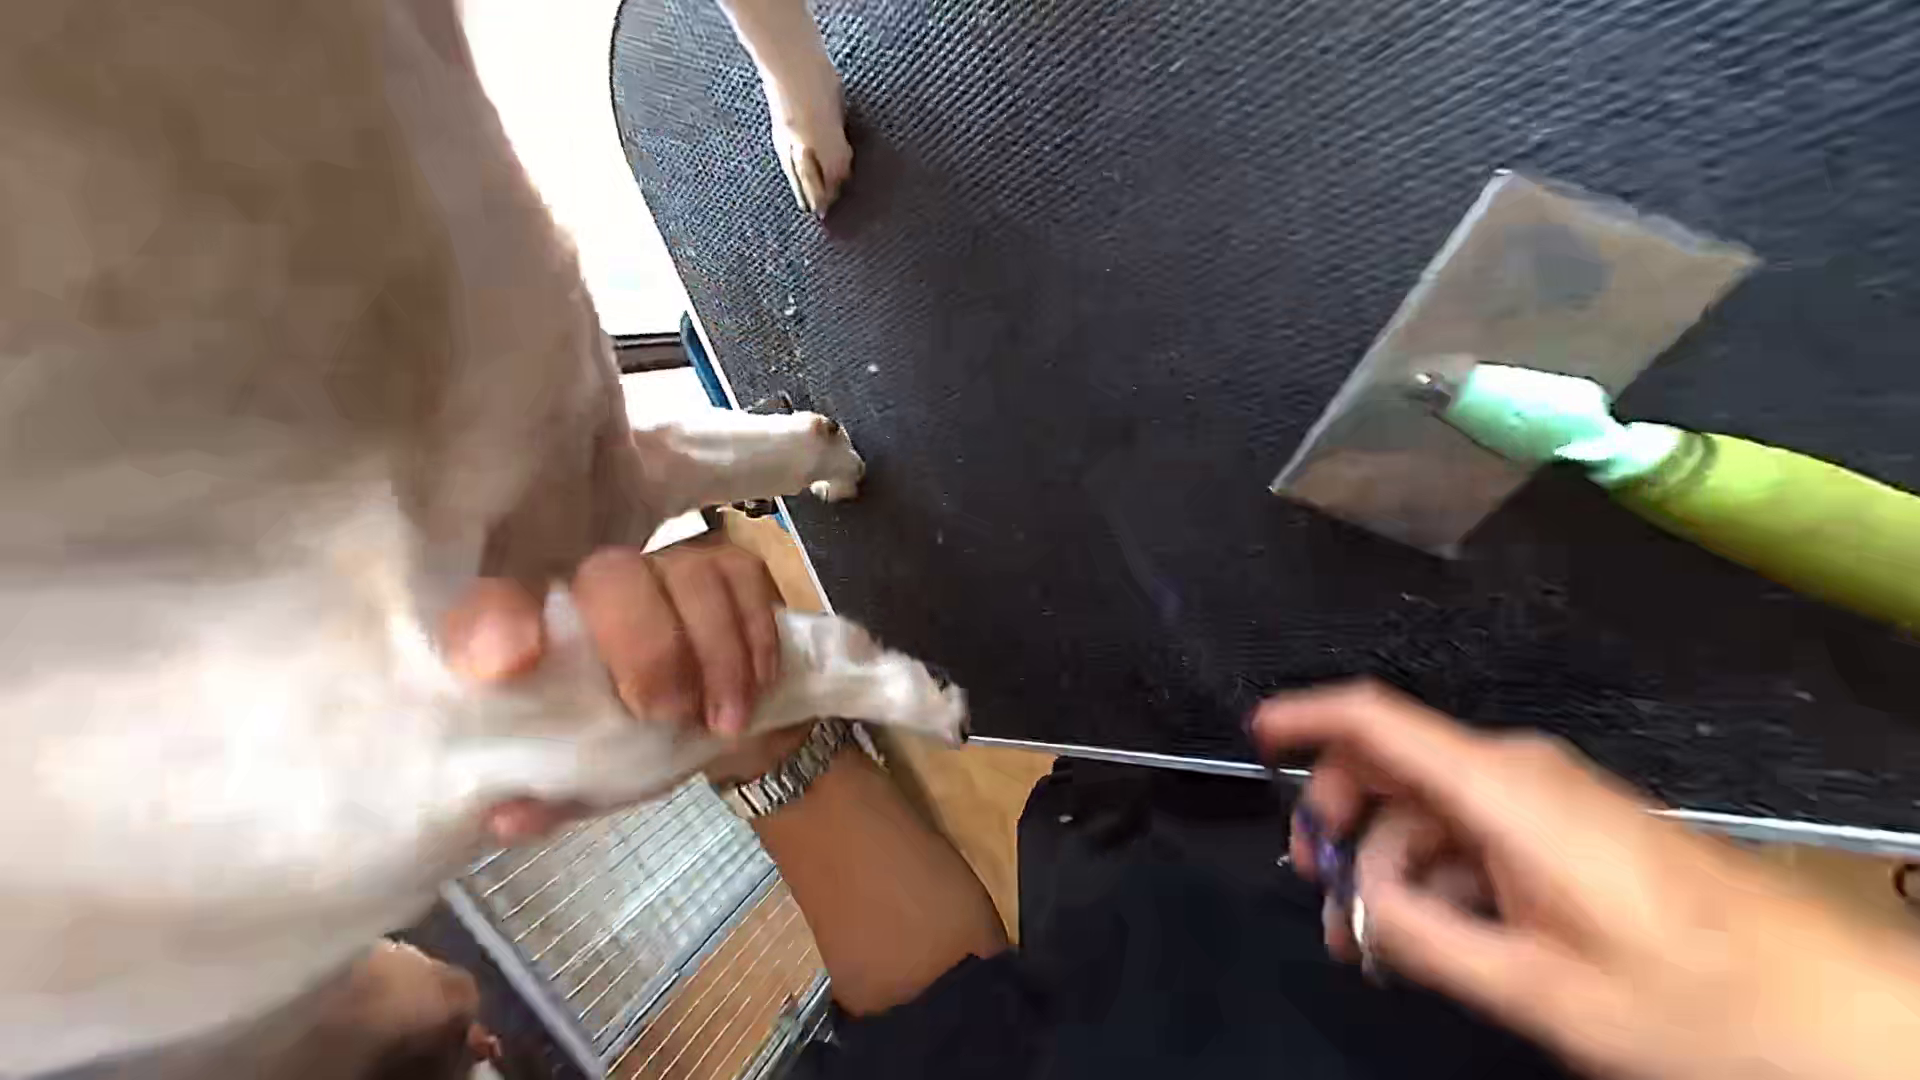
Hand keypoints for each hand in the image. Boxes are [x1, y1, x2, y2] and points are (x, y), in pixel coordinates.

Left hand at [441, 538, 800, 843]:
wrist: (725, 715)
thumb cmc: (649, 741)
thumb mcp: (600, 781)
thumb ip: (557, 795)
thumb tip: (509, 816)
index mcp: (551, 631)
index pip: (498, 602)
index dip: (495, 623)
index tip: (508, 668)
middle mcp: (604, 584)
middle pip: (613, 575)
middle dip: (647, 646)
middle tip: (667, 712)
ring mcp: (674, 567)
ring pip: (693, 576)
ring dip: (716, 652)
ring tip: (726, 719)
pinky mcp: (733, 569)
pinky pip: (747, 582)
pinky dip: (755, 636)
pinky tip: (759, 681)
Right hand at [1251, 681, 1919, 1079]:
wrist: (1869, 1032)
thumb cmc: (1704, 1007)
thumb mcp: (1543, 990)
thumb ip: (1424, 934)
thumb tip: (1354, 900)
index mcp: (1498, 788)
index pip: (1375, 719)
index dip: (1304, 716)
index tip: (1254, 736)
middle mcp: (1507, 772)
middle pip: (1385, 770)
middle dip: (1336, 823)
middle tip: (1317, 890)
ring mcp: (1534, 799)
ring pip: (1420, 811)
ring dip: (1382, 866)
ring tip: (1370, 942)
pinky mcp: (1556, 828)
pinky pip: (1463, 834)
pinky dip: (1429, 876)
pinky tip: (1426, 936)